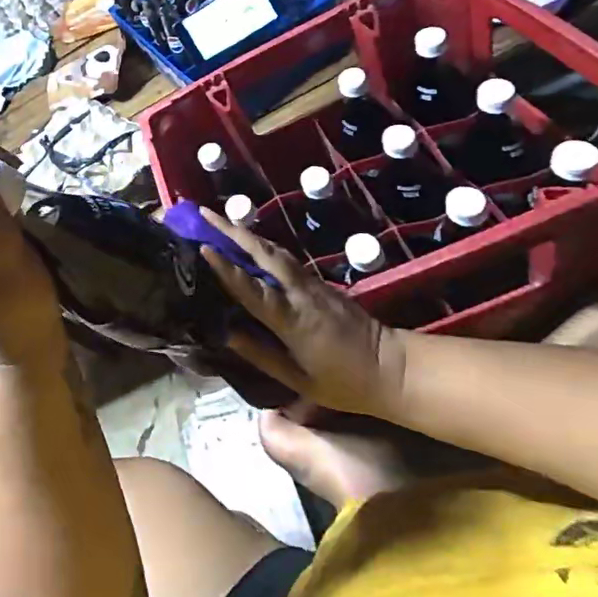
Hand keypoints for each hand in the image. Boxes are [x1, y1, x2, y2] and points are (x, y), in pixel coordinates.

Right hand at [198, 208, 407, 416]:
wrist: (393, 369)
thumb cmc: (344, 383)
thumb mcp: (299, 381)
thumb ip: (261, 355)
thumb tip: (227, 333)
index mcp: (293, 320)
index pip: (253, 289)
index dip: (227, 268)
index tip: (203, 247)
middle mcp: (300, 293)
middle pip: (264, 254)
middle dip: (232, 231)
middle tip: (203, 214)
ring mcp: (312, 284)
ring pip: (275, 251)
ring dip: (246, 233)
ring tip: (218, 220)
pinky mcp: (320, 282)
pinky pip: (284, 258)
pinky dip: (262, 246)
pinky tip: (248, 243)